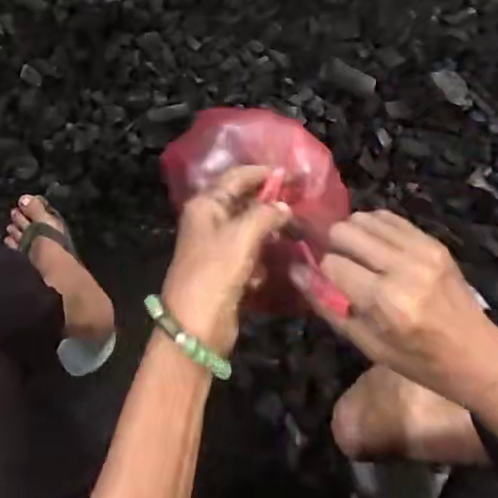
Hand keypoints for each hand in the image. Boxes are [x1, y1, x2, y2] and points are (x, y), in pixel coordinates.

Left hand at [158, 166, 292, 356]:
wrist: (195, 323)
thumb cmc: (216, 271)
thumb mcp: (242, 236)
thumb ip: (264, 215)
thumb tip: (283, 205)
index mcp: (206, 204)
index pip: (236, 177)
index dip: (263, 174)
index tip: (293, 176)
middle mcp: (208, 218)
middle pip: (243, 200)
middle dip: (270, 202)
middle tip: (301, 203)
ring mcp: (216, 243)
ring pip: (248, 227)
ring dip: (269, 229)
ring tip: (296, 231)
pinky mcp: (225, 267)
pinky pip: (249, 252)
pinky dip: (262, 255)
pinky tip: (274, 262)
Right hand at [292, 210, 497, 407]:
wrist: (483, 358)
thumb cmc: (421, 361)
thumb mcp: (368, 344)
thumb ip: (326, 303)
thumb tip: (293, 268)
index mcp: (388, 302)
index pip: (331, 263)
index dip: (323, 271)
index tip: (328, 282)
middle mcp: (405, 270)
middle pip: (342, 232)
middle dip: (333, 247)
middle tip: (342, 266)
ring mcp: (422, 251)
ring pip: (360, 218)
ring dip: (352, 235)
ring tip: (359, 256)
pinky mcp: (432, 241)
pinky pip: (384, 217)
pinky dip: (372, 227)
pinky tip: (376, 247)